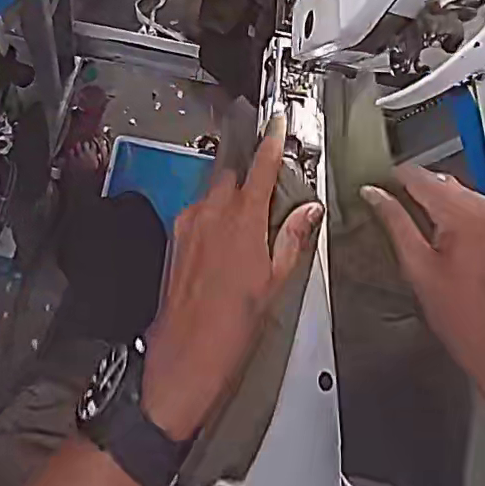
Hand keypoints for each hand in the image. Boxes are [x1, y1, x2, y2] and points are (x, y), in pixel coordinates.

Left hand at [141, 116, 322, 440]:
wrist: (183, 361)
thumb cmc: (231, 328)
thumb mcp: (275, 283)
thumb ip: (292, 237)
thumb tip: (309, 210)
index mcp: (242, 220)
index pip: (260, 167)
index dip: (271, 141)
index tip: (277, 124)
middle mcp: (211, 213)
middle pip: (234, 173)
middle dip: (251, 175)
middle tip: (269, 193)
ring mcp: (189, 224)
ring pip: (215, 191)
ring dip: (232, 196)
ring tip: (248, 226)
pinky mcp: (175, 237)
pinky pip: (199, 210)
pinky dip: (214, 214)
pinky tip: (225, 242)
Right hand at [361, 166, 484, 417]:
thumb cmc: (469, 325)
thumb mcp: (419, 270)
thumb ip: (395, 224)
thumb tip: (375, 196)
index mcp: (465, 215)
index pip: (420, 177)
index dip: (394, 178)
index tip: (377, 184)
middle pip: (441, 182)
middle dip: (415, 192)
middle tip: (390, 208)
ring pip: (460, 193)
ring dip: (437, 203)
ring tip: (415, 229)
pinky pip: (478, 209)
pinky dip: (458, 215)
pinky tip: (445, 240)